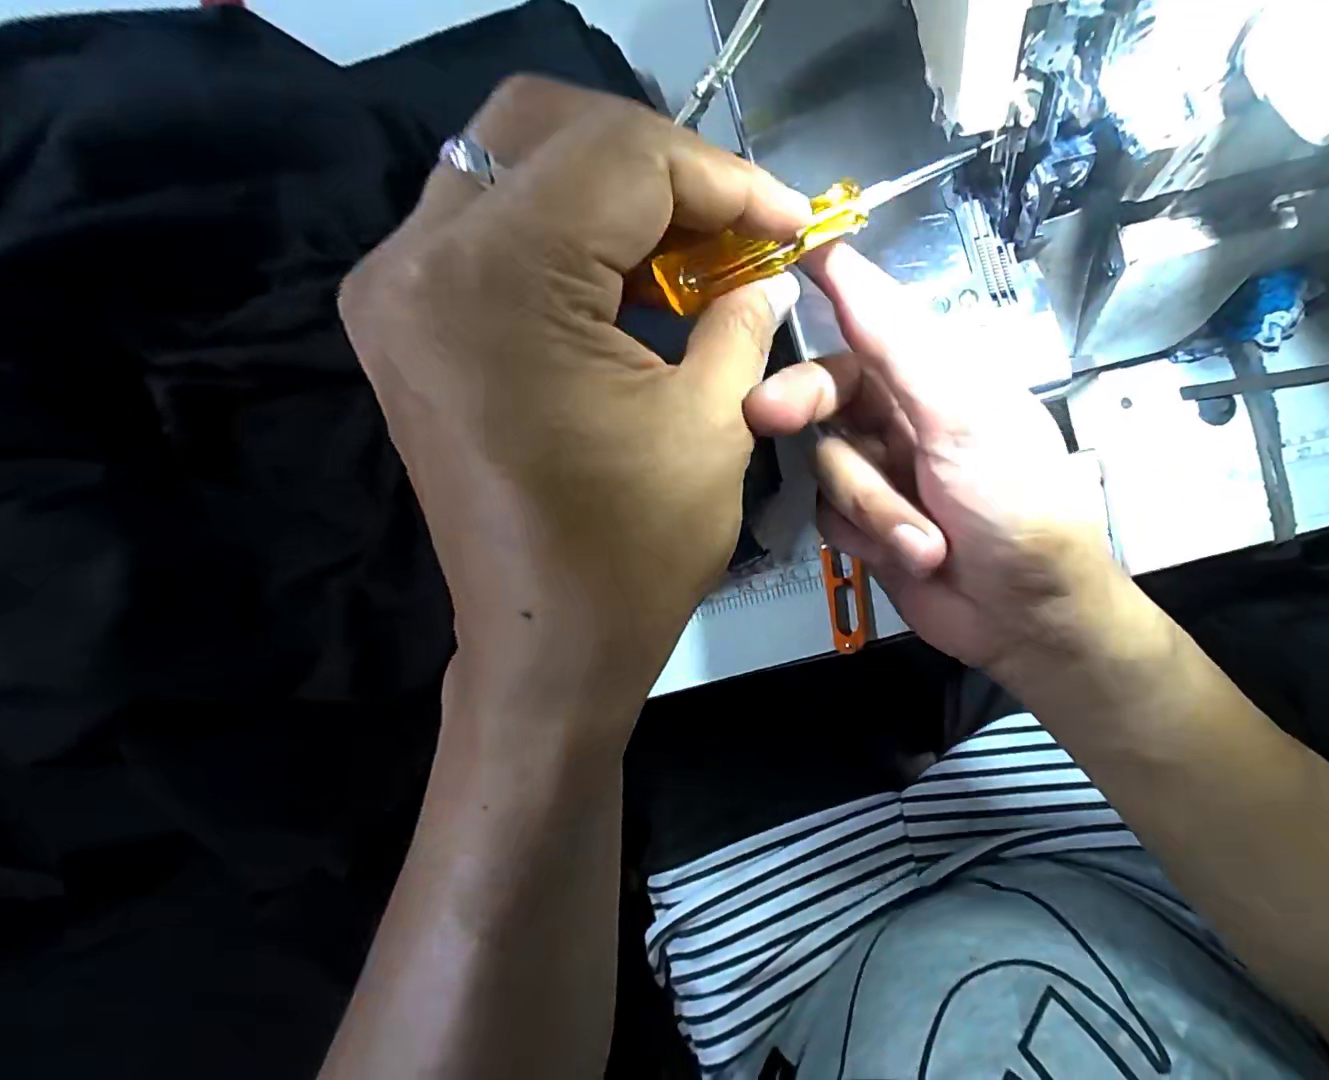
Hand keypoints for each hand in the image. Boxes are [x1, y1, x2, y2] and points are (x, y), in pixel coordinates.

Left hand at [339, 76, 809, 743]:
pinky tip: (643, 281)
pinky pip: (500, 229)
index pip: (621, 156)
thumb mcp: (717, 421)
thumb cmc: (642, 545)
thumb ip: (743, 321)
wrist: (556, 636)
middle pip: (545, 127)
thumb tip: (770, 273)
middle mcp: (421, 258)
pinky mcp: (415, 321)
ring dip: (623, 196)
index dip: (724, 177)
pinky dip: (581, 236)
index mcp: (500, 282)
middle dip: (666, 164)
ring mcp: (403, 288)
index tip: (792, 221)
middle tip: (743, 223)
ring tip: (704, 250)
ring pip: (518, 168)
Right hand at [743, 245, 1121, 680]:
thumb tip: (839, 256)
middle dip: (803, 405)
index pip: (865, 316)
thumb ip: (896, 343)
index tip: (759, 281)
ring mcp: (884, 471)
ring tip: (925, 540)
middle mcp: (905, 415)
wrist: (1026, 614)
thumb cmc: (1012, 503)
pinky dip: (866, 535)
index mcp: (937, 376)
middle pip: (822, 389)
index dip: (815, 296)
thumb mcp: (961, 416)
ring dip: (872, 506)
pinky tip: (911, 556)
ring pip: (825, 461)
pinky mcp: (868, 523)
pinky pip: (829, 512)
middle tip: (766, 415)